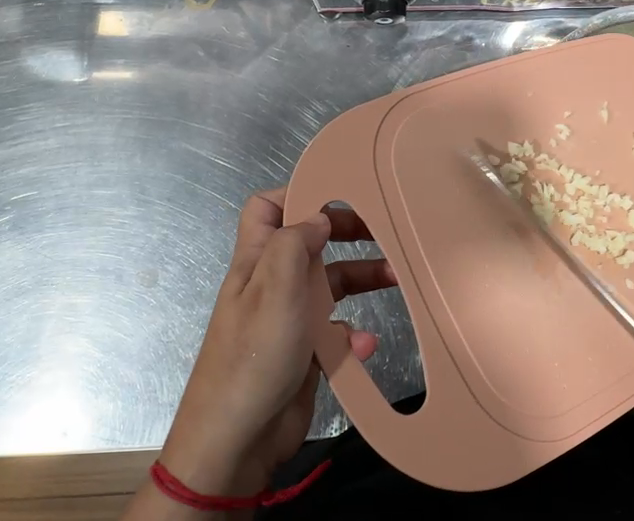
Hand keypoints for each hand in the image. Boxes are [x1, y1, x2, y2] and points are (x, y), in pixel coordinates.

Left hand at [152, 189, 395, 502]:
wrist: (237, 442)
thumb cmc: (253, 356)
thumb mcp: (274, 289)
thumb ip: (295, 243)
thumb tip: (319, 216)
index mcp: (256, 260)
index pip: (268, 207)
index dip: (299, 193)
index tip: (341, 191)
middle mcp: (272, 283)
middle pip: (311, 241)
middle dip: (346, 232)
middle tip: (382, 230)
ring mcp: (289, 318)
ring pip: (331, 283)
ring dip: (363, 277)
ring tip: (397, 278)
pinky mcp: (305, 351)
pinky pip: (336, 329)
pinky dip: (353, 333)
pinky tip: (363, 345)